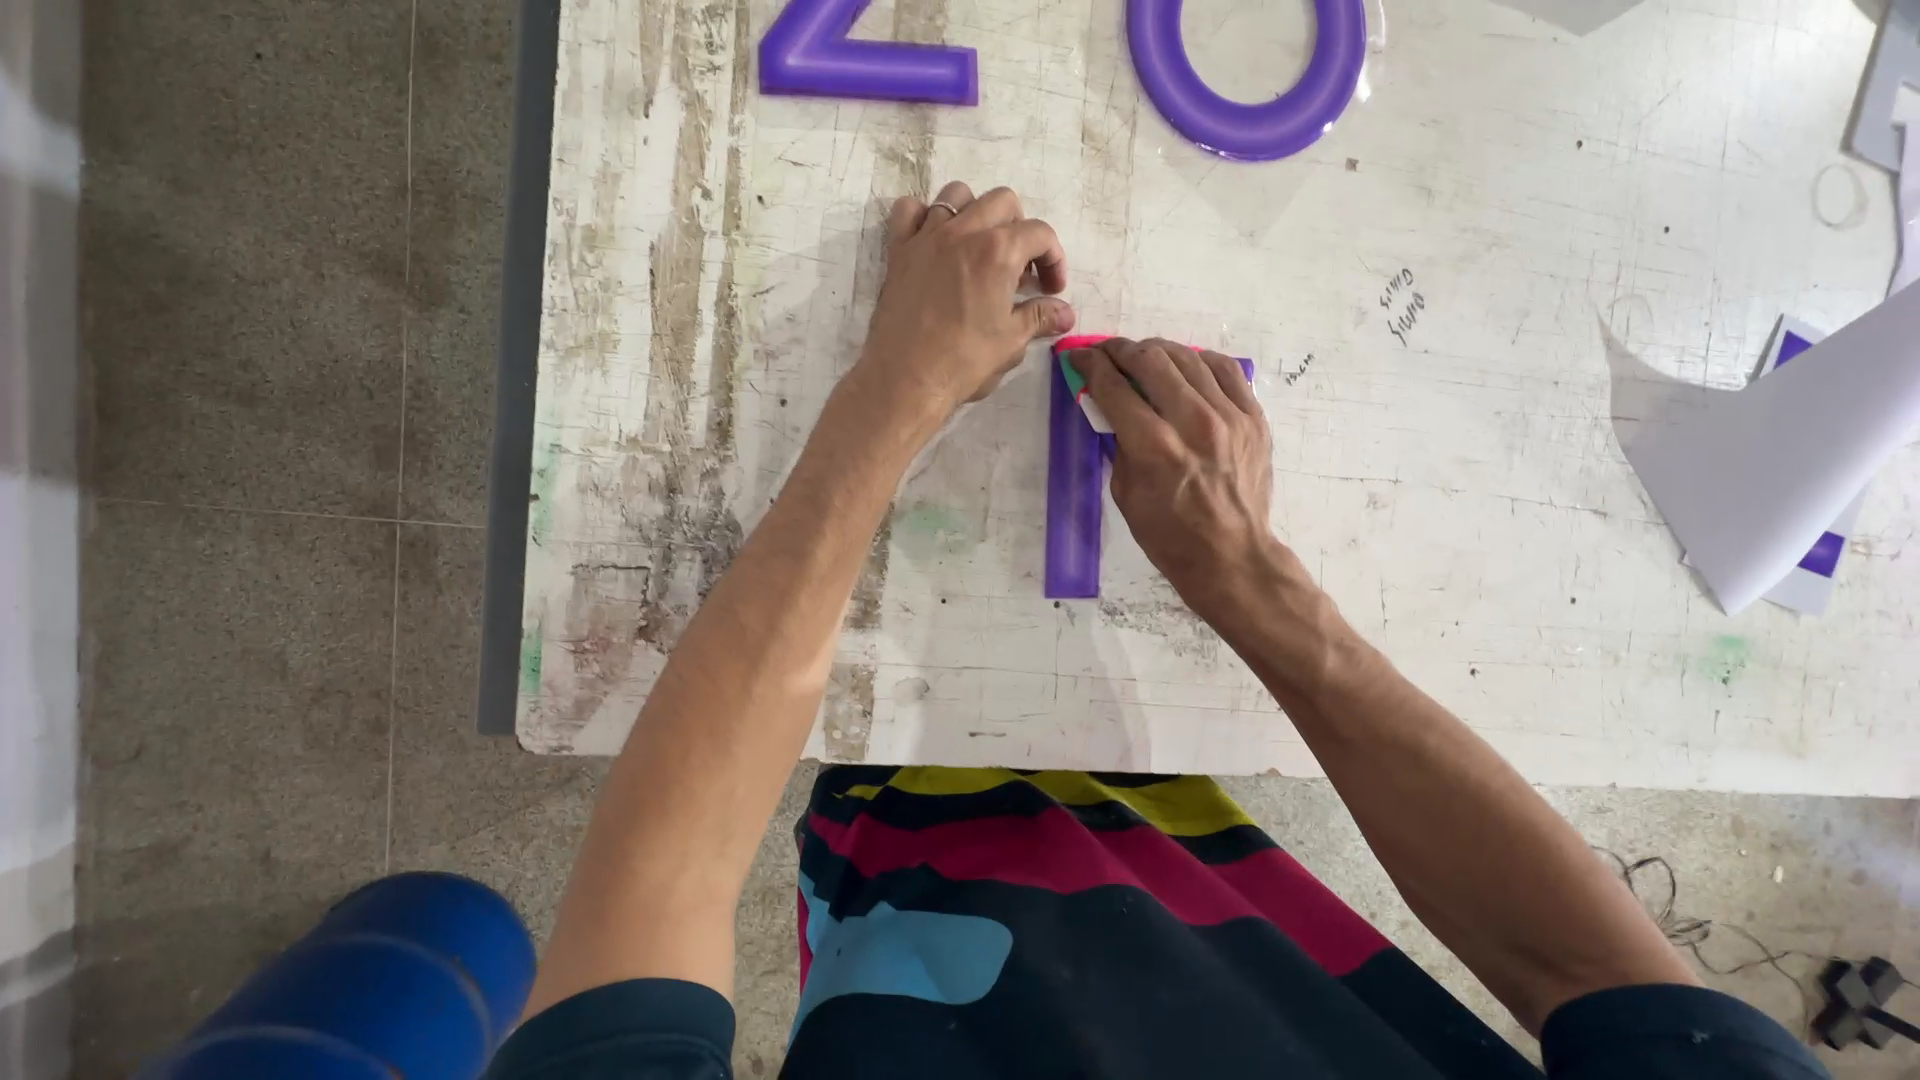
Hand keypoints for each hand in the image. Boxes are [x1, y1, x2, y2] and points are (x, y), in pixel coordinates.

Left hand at [855, 182, 1074, 415]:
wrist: (905, 379)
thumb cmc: (963, 362)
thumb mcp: (1011, 342)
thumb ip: (1039, 317)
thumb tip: (1065, 313)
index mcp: (998, 251)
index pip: (1039, 233)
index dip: (1054, 259)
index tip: (1051, 288)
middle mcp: (963, 232)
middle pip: (1002, 202)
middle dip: (1019, 228)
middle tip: (1018, 266)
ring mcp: (927, 237)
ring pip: (957, 196)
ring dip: (975, 213)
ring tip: (979, 247)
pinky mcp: (899, 251)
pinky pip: (909, 211)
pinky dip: (924, 217)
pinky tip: (934, 241)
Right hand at [1069, 338, 1285, 623]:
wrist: (1230, 555)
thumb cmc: (1168, 534)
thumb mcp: (1125, 492)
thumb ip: (1119, 443)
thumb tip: (1112, 405)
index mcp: (1154, 447)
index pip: (1114, 387)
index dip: (1091, 365)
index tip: (1080, 357)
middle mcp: (1193, 423)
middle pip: (1151, 361)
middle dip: (1122, 350)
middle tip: (1109, 353)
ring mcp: (1229, 417)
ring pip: (1188, 358)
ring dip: (1158, 351)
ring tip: (1144, 356)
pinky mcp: (1254, 418)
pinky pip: (1226, 369)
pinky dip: (1199, 360)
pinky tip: (1186, 364)